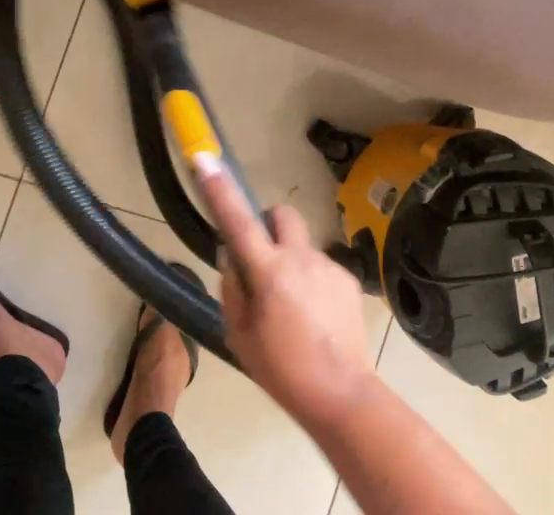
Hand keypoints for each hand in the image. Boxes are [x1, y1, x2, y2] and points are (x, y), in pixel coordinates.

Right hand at [194, 154, 377, 425]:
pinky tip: (314, 317)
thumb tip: (234, 257)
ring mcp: (328, 267)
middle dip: (267, 224)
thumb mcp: (238, 333)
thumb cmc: (280, 369)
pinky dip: (310, 281)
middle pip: (280, 214)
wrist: (341, 393)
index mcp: (268, 272)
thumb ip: (232, 287)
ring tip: (291, 308)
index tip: (205, 159)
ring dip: (290, 261)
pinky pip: (319, 267)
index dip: (219, 189)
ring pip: (301, 246)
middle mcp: (300, 259)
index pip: (237, 220)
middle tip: (260, 256)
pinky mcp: (348, 279)